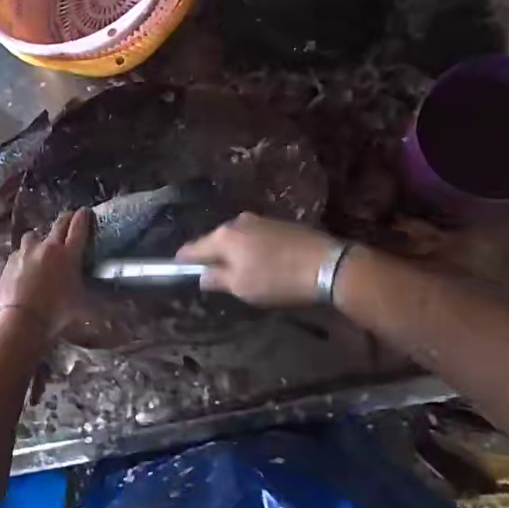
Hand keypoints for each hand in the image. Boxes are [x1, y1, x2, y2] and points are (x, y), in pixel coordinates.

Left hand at [0, 209, 91, 335]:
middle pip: (59, 224)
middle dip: (66, 219)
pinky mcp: (10, 260)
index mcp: (68, 254)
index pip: (79, 228)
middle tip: (70, 219)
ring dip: (41, 239)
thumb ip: (98, 299)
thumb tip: (115, 307)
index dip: (84, 217)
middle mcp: (47, 247)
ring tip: (42, 248)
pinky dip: (25, 255)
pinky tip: (26, 266)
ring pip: (35, 235)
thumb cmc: (56, 313)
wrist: (21, 320)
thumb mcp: (83, 306)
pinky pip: (20, 251)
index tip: (85, 212)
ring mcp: (26, 251)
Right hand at [177, 213, 344, 307]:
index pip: (193, 248)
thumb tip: (202, 276)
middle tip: (215, 274)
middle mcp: (238, 222)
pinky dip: (254, 248)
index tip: (179, 268)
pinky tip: (264, 262)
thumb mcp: (242, 287)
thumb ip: (216, 279)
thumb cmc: (278, 279)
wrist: (330, 265)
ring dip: (236, 251)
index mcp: (223, 237)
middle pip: (216, 240)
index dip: (184, 260)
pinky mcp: (282, 223)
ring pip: (238, 237)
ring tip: (243, 270)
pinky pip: (256, 237)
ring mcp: (261, 220)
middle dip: (213, 255)